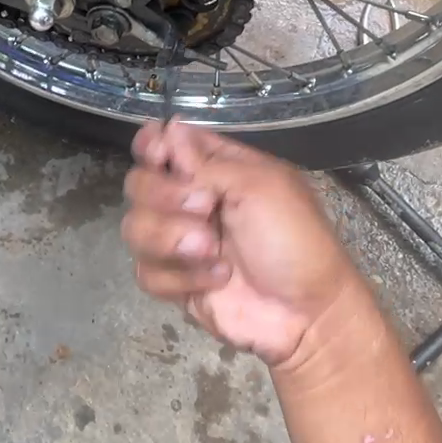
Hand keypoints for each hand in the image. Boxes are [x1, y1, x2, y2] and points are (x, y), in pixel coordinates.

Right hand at [122, 122, 361, 368]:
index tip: (157, 154)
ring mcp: (178, 242)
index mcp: (215, 169)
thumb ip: (207, 161)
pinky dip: (180, 277)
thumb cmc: (294, 240)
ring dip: (171, 239)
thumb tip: (169, 127)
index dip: (151, 144)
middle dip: (164, 195)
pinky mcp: (173, 281)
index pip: (165, 143)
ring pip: (134, 227)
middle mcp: (190, 200)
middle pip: (139, 183)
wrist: (306, 316)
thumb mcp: (260, 187)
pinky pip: (145, 271)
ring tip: (212, 251)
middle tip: (205, 208)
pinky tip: (217, 280)